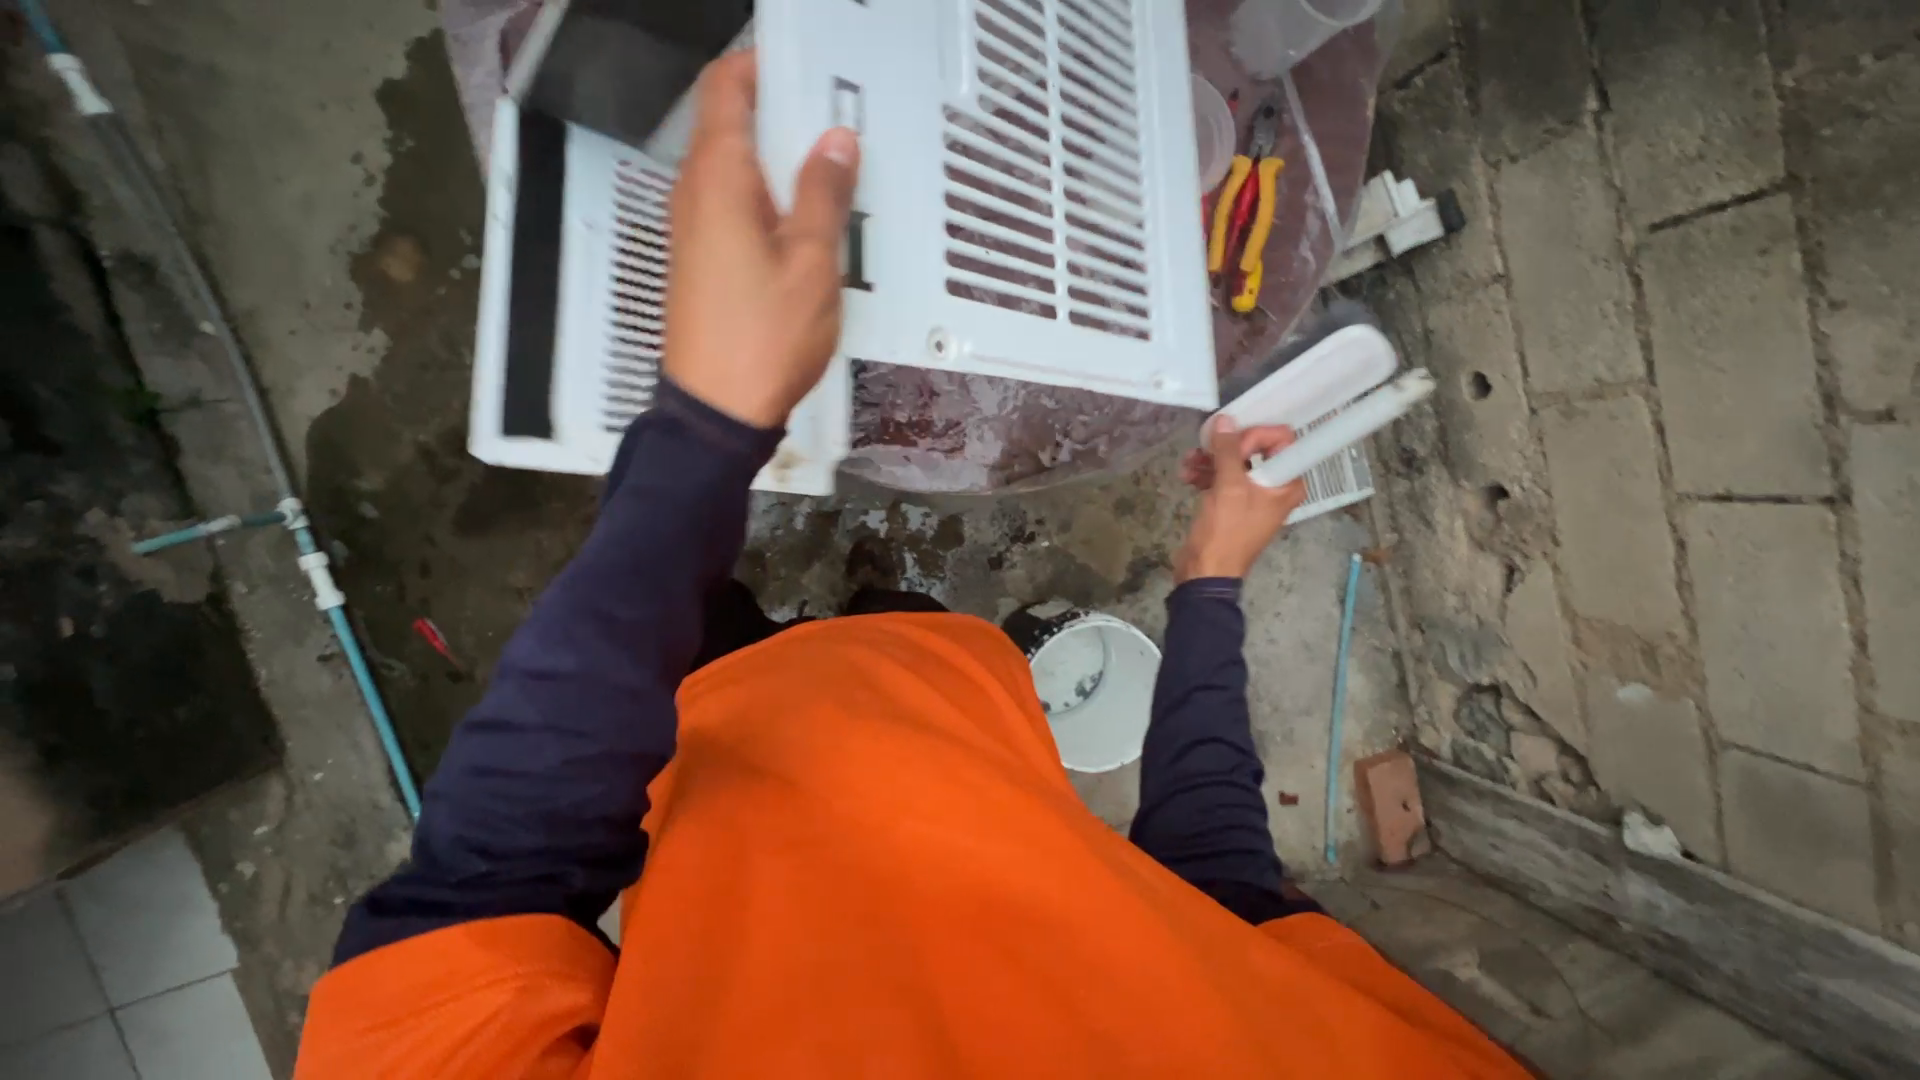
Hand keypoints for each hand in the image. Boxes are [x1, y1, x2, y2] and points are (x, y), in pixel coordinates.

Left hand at [663, 51, 860, 429]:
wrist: (717, 411)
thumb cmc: (766, 334)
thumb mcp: (811, 264)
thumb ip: (823, 196)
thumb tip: (835, 140)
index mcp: (718, 178)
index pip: (727, 87)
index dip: (764, 65)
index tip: (814, 70)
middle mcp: (696, 193)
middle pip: (733, 126)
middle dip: (785, 115)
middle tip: (843, 124)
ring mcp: (695, 229)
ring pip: (738, 172)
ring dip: (782, 164)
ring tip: (837, 173)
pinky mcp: (703, 262)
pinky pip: (737, 209)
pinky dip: (772, 201)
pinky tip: (811, 224)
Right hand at [1173, 418, 1307, 582]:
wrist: (1205, 572)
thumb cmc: (1225, 531)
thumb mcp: (1228, 488)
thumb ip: (1228, 451)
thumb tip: (1224, 420)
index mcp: (1287, 483)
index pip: (1281, 440)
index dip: (1255, 435)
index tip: (1231, 444)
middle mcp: (1274, 486)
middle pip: (1255, 449)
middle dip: (1227, 446)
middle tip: (1205, 449)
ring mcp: (1252, 496)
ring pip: (1234, 462)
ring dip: (1210, 459)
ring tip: (1188, 462)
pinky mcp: (1231, 504)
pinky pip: (1222, 478)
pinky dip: (1205, 473)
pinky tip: (1186, 475)